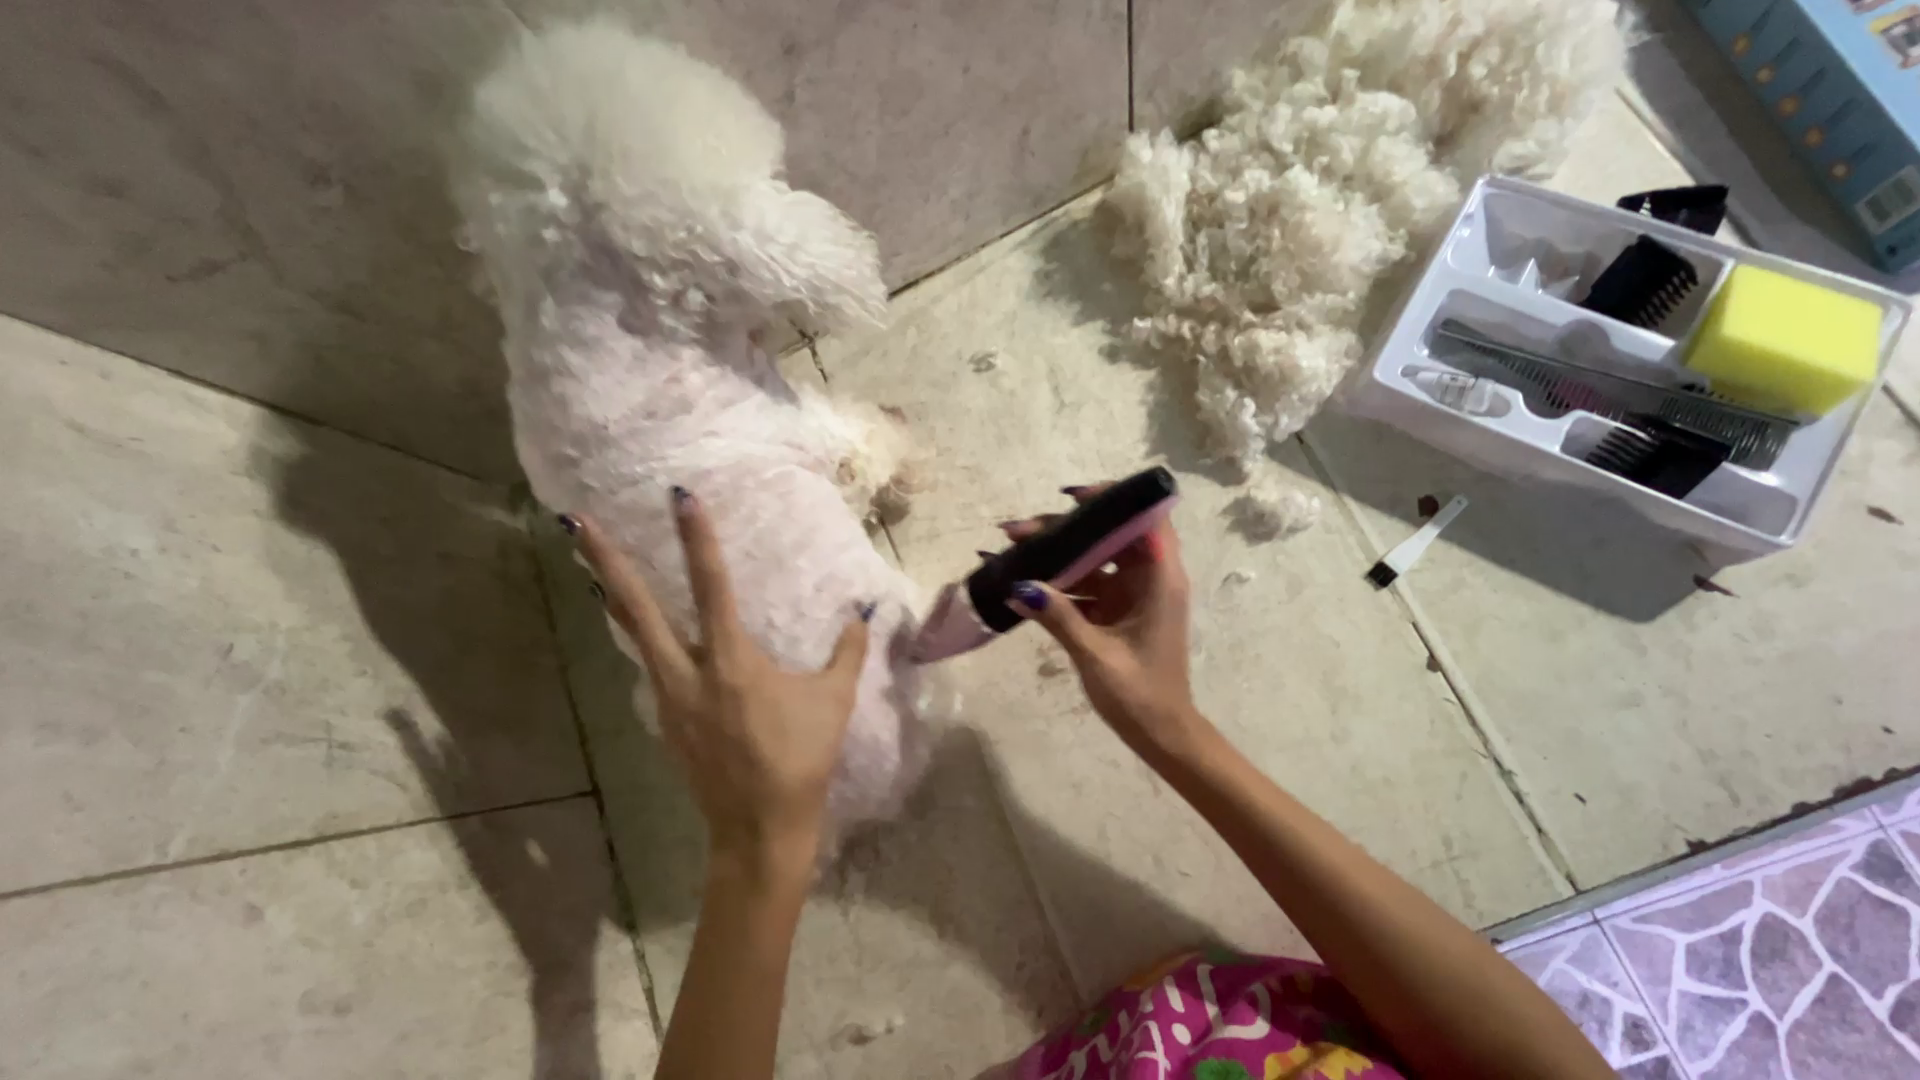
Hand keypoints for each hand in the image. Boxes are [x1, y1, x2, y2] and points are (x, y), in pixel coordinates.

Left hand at [565, 490, 870, 873]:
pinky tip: (649, 636)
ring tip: (596, 570)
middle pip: (637, 608)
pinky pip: (651, 668)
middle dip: (608, 563)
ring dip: (616, 600)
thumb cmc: (801, 759)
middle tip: (579, 524)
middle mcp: (688, 673)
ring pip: (635, 638)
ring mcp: (669, 700)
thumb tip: (862, 617)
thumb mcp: (833, 702)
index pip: (712, 585)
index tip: (681, 497)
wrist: (759, 828)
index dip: (698, 538)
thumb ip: (846, 653)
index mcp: (731, 661)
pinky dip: (643, 641)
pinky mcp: (665, 723)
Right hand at [1002, 484, 1211, 757]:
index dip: (1114, 500)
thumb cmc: (1140, 694)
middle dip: (1066, 529)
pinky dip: (1061, 583)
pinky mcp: (1119, 612)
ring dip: (1058, 556)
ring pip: (1095, 560)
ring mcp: (1133, 596)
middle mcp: (1150, 579)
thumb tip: (1019, 586)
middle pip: (1110, 537)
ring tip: (1012, 550)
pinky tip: (1026, 582)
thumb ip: (1059, 617)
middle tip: (1018, 530)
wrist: (1161, 735)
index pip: (1146, 520)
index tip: (1073, 497)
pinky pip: (1089, 586)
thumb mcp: (1096, 654)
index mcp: (1160, 580)